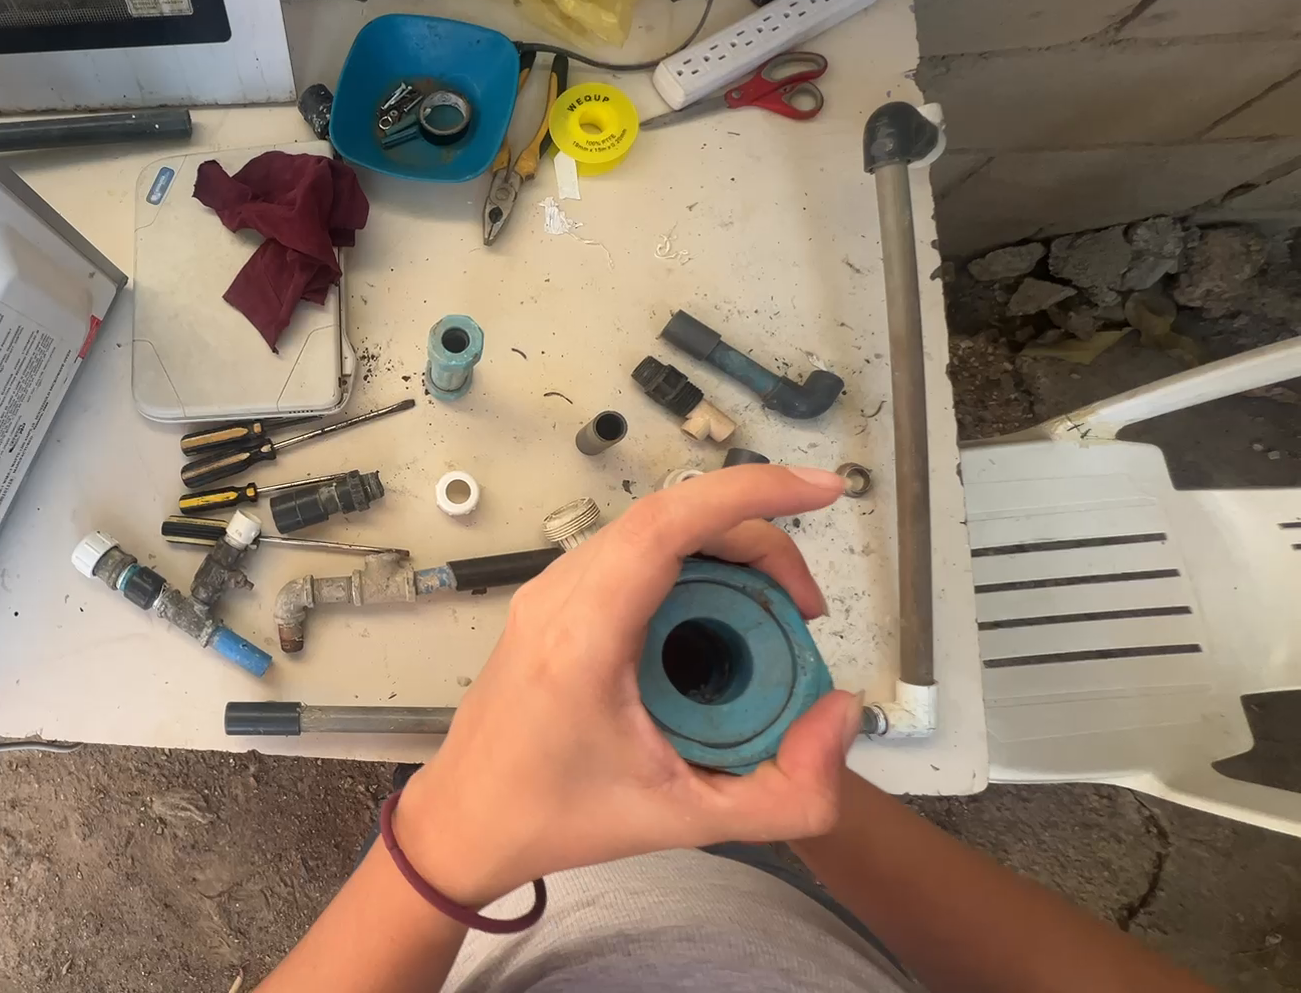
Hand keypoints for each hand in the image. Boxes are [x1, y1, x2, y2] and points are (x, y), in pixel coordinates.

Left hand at [393, 465, 864, 906]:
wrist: (470, 812)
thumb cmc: (558, 814)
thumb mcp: (688, 820)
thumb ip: (792, 791)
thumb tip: (840, 710)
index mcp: (583, 635)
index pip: (664, 525)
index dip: (747, 492)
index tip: (817, 490)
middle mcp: (557, 595)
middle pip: (665, 521)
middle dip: (753, 543)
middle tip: (802, 611)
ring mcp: (545, 591)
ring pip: (646, 534)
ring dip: (718, 554)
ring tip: (766, 621)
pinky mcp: (547, 600)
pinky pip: (625, 558)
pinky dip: (682, 569)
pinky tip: (712, 620)